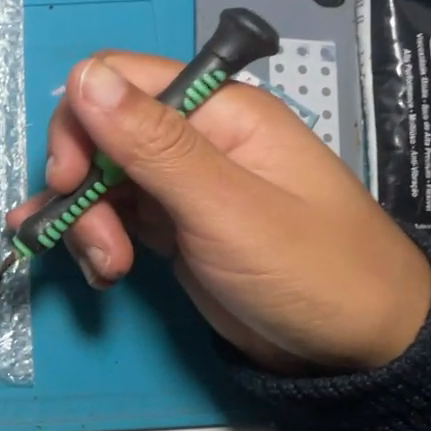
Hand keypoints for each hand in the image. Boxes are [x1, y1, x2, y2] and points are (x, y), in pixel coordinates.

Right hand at [13, 53, 430, 373]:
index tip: (71, 178)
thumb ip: (154, 143)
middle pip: (96, 132)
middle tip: (96, 241)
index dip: (80, 121)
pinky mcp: (167, 222)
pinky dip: (92, 240)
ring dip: (85, 223)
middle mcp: (190, 136)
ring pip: (95, 178)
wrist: (359, 354)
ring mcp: (175, 182)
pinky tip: (99, 270)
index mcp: (215, 110)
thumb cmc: (312, 271)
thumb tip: (86, 76)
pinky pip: (109, 214)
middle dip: (79, 186)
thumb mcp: (227, 208)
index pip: (116, 80)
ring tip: (108, 269)